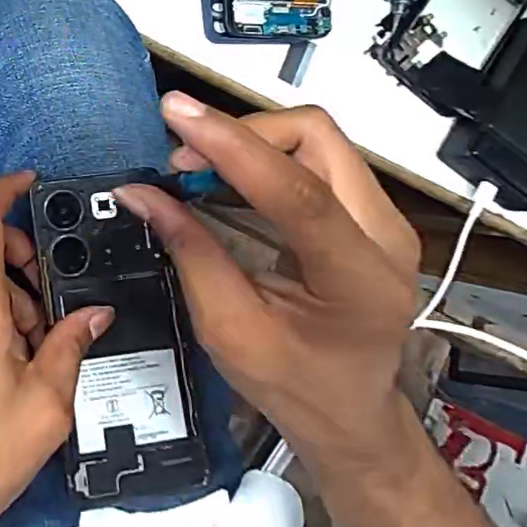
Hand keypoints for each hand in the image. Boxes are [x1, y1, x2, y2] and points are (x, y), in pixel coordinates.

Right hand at [114, 93, 421, 463]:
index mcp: (359, 281)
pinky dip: (259, 152)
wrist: (352, 410)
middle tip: (183, 158)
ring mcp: (382, 215)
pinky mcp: (364, 206)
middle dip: (240, 132)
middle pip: (314, 137)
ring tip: (196, 165)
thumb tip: (141, 193)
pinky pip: (309, 152)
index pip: (299, 192)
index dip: (233, 146)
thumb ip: (189, 252)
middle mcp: (385, 234)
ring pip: (311, 135)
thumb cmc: (297, 385)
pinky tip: (224, 173)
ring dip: (247, 139)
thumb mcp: (229, 330)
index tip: (178, 115)